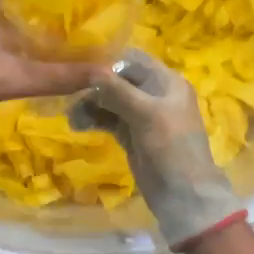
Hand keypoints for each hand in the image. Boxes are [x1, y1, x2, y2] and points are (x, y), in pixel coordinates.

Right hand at [72, 49, 243, 247]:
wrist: (183, 193)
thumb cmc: (171, 147)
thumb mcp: (146, 114)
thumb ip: (118, 90)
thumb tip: (92, 70)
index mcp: (167, 82)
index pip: (133, 60)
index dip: (108, 61)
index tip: (80, 66)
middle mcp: (154, 93)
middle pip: (118, 79)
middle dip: (94, 86)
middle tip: (70, 95)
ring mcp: (142, 114)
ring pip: (110, 100)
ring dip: (90, 104)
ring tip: (72, 117)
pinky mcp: (131, 133)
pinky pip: (108, 118)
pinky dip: (93, 119)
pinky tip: (78, 125)